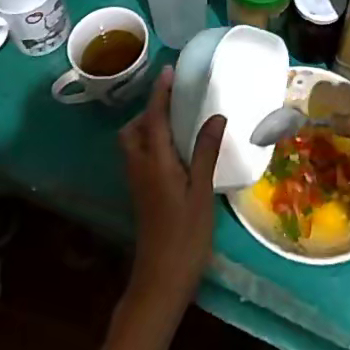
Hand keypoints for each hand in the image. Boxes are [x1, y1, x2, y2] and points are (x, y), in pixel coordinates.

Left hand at [117, 67, 224, 303]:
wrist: (161, 279)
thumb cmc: (185, 236)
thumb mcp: (201, 192)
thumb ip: (205, 152)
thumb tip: (215, 116)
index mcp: (154, 161)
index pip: (154, 118)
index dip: (160, 93)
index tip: (168, 71)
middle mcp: (139, 166)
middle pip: (133, 129)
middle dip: (148, 111)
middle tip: (173, 102)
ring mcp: (137, 182)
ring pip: (134, 144)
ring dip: (148, 127)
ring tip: (177, 122)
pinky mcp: (141, 194)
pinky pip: (141, 157)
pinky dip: (152, 144)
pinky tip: (176, 152)